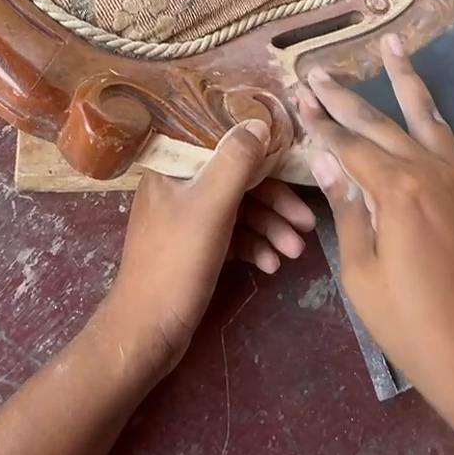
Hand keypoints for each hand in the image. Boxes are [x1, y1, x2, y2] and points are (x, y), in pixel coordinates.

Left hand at [99, 120, 315, 376]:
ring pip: (239, 209)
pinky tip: (271, 265)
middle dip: (275, 201)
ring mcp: (187, 217)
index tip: (292, 158)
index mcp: (173, 166)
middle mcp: (179, 184)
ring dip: (270, 227)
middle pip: (237, 179)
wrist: (146, 333)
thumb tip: (260, 121)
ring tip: (295, 252)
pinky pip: (232, 235)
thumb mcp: (211, 207)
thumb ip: (236, 162)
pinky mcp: (195, 246)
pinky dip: (254, 245)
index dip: (259, 148)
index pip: (222, 141)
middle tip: (307, 223)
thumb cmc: (174, 262)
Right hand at [297, 34, 453, 408]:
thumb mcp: (361, 274)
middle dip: (346, 96)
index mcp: (395, 191)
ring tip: (395, 45)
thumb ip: (348, 210)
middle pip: (380, 123)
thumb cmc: (410, 323)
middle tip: (321, 70)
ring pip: (431, 117)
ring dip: (409, 80)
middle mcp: (430, 172)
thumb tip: (328, 160)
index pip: (348, 145)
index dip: (320, 122)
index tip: (299, 96)